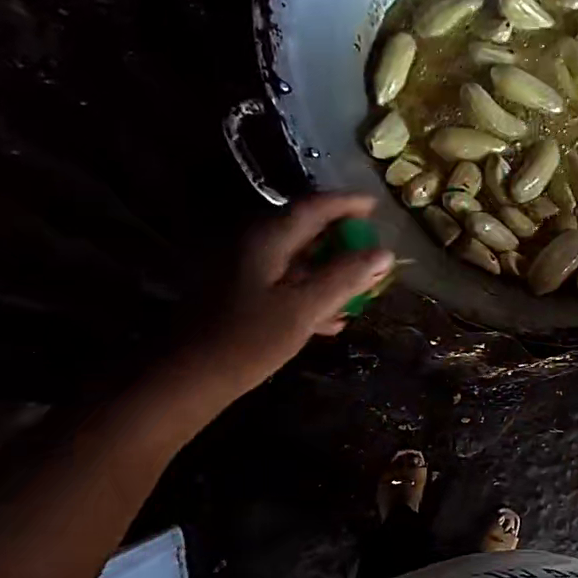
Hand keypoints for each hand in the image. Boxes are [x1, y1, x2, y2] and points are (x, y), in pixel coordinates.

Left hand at [176, 194, 393, 399]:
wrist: (193, 374)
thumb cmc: (251, 338)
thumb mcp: (306, 307)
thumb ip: (346, 278)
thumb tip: (385, 253)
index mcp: (268, 240)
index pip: (313, 208)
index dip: (347, 203)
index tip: (376, 205)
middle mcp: (255, 246)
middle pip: (307, 231)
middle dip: (344, 240)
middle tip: (374, 253)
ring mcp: (247, 270)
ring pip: (299, 259)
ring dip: (332, 270)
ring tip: (361, 289)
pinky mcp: (244, 294)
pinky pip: (288, 281)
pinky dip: (314, 291)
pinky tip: (333, 319)